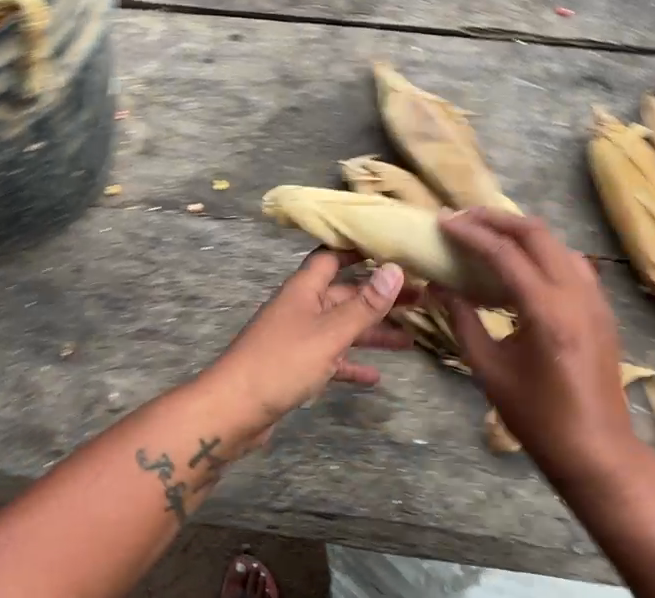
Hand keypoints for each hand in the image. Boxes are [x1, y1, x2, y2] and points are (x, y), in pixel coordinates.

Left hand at [201, 249, 412, 435]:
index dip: (358, 249)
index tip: (391, 245)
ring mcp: (297, 338)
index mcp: (304, 289)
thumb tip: (395, 269)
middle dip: (378, 296)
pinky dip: (352, 364)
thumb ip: (363, 305)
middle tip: (420, 298)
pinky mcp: (296, 367)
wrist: (234, 409)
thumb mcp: (329, 333)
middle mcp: (301, 307)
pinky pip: (331, 359)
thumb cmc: (281, 362)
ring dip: (372, 332)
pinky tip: (376, 376)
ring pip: (341, 328)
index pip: (332, 256)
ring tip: (411, 338)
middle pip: (344, 294)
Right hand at [435, 209, 634, 473]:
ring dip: (520, 232)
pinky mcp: (602, 309)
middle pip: (536, 234)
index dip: (470, 234)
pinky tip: (521, 263)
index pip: (504, 253)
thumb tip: (438, 286)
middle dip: (496, 220)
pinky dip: (542, 251)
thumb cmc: (537, 417)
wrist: (598, 452)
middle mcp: (576, 296)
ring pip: (557, 243)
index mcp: (546, 312)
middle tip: (463, 218)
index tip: (443, 222)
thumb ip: (462, 320)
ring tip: (488, 234)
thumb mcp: (488, 369)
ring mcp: (595, 300)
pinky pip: (571, 262)